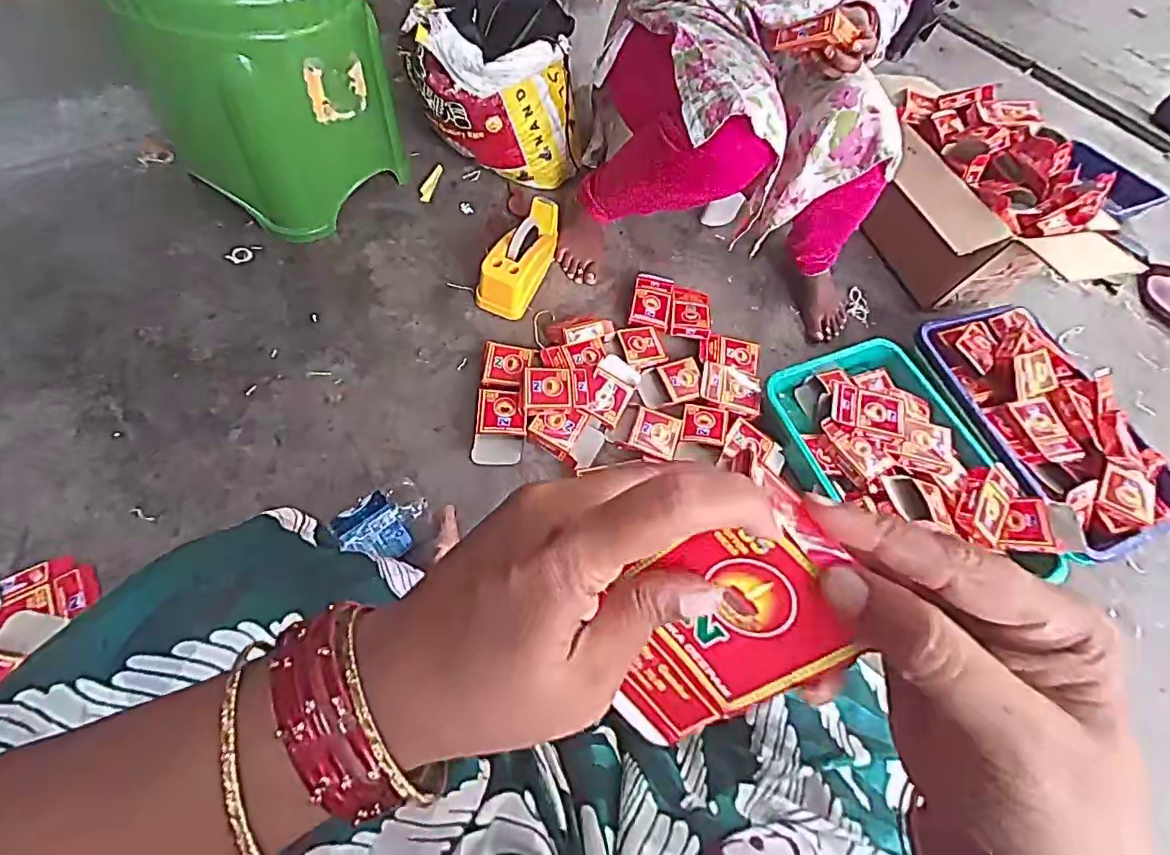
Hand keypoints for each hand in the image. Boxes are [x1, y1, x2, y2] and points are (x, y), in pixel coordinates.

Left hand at [352, 465, 779, 768]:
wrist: (396, 674)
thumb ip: (646, 617)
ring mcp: (540, 494)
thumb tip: (710, 586)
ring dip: (686, 493)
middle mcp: (555, 504)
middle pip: (658, 474)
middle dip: (719, 491)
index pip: (669, 502)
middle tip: (758, 528)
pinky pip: (607, 486)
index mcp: (567, 556)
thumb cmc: (490, 696)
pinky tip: (667, 532)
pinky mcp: (532, 498)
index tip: (772, 522)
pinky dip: (649, 501)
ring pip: (635, 473)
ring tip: (723, 532)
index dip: (732, 501)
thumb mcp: (581, 684)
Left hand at [812, 4, 879, 78]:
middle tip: (828, 50)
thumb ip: (843, 15)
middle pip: (852, 65)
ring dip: (823, 64)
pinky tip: (805, 55)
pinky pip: (822, 73)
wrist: (840, 26)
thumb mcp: (848, 12)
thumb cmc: (847, 19)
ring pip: (836, 73)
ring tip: (812, 52)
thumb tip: (830, 14)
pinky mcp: (829, 70)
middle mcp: (856, 58)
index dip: (862, 47)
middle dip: (839, 59)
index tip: (854, 45)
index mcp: (866, 42)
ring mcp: (842, 66)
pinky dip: (812, 65)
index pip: (869, 46)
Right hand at [814, 502, 1152, 854]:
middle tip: (793, 549)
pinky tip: (817, 669)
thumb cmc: (1058, 825)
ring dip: (835, 606)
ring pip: (882, 596)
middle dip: (853, 564)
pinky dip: (832, 643)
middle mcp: (1001, 616)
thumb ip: (934, 651)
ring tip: (799, 618)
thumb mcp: (1010, 736)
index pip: (962, 564)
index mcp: (1052, 618)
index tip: (825, 515)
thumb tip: (844, 579)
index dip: (890, 537)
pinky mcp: (913, 666)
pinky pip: (863, 634)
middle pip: (915, 571)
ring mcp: (954, 639)